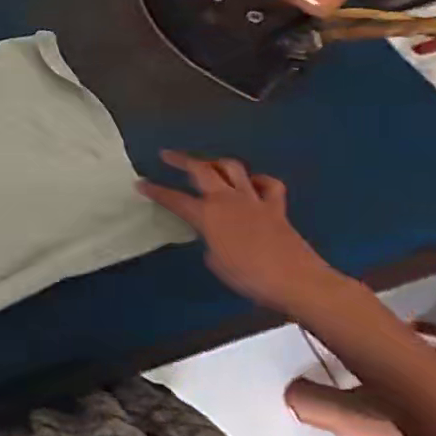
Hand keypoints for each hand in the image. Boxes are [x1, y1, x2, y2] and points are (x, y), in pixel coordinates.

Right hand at [138, 151, 355, 317]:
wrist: (295, 280)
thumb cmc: (248, 276)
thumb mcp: (216, 262)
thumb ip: (209, 242)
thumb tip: (214, 236)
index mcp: (207, 215)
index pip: (174, 199)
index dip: (156, 191)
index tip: (140, 183)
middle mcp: (227, 199)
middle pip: (201, 169)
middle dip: (181, 160)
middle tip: (168, 155)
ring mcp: (254, 200)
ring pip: (233, 168)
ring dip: (217, 163)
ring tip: (208, 164)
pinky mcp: (276, 207)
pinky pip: (268, 185)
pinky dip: (258, 180)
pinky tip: (252, 183)